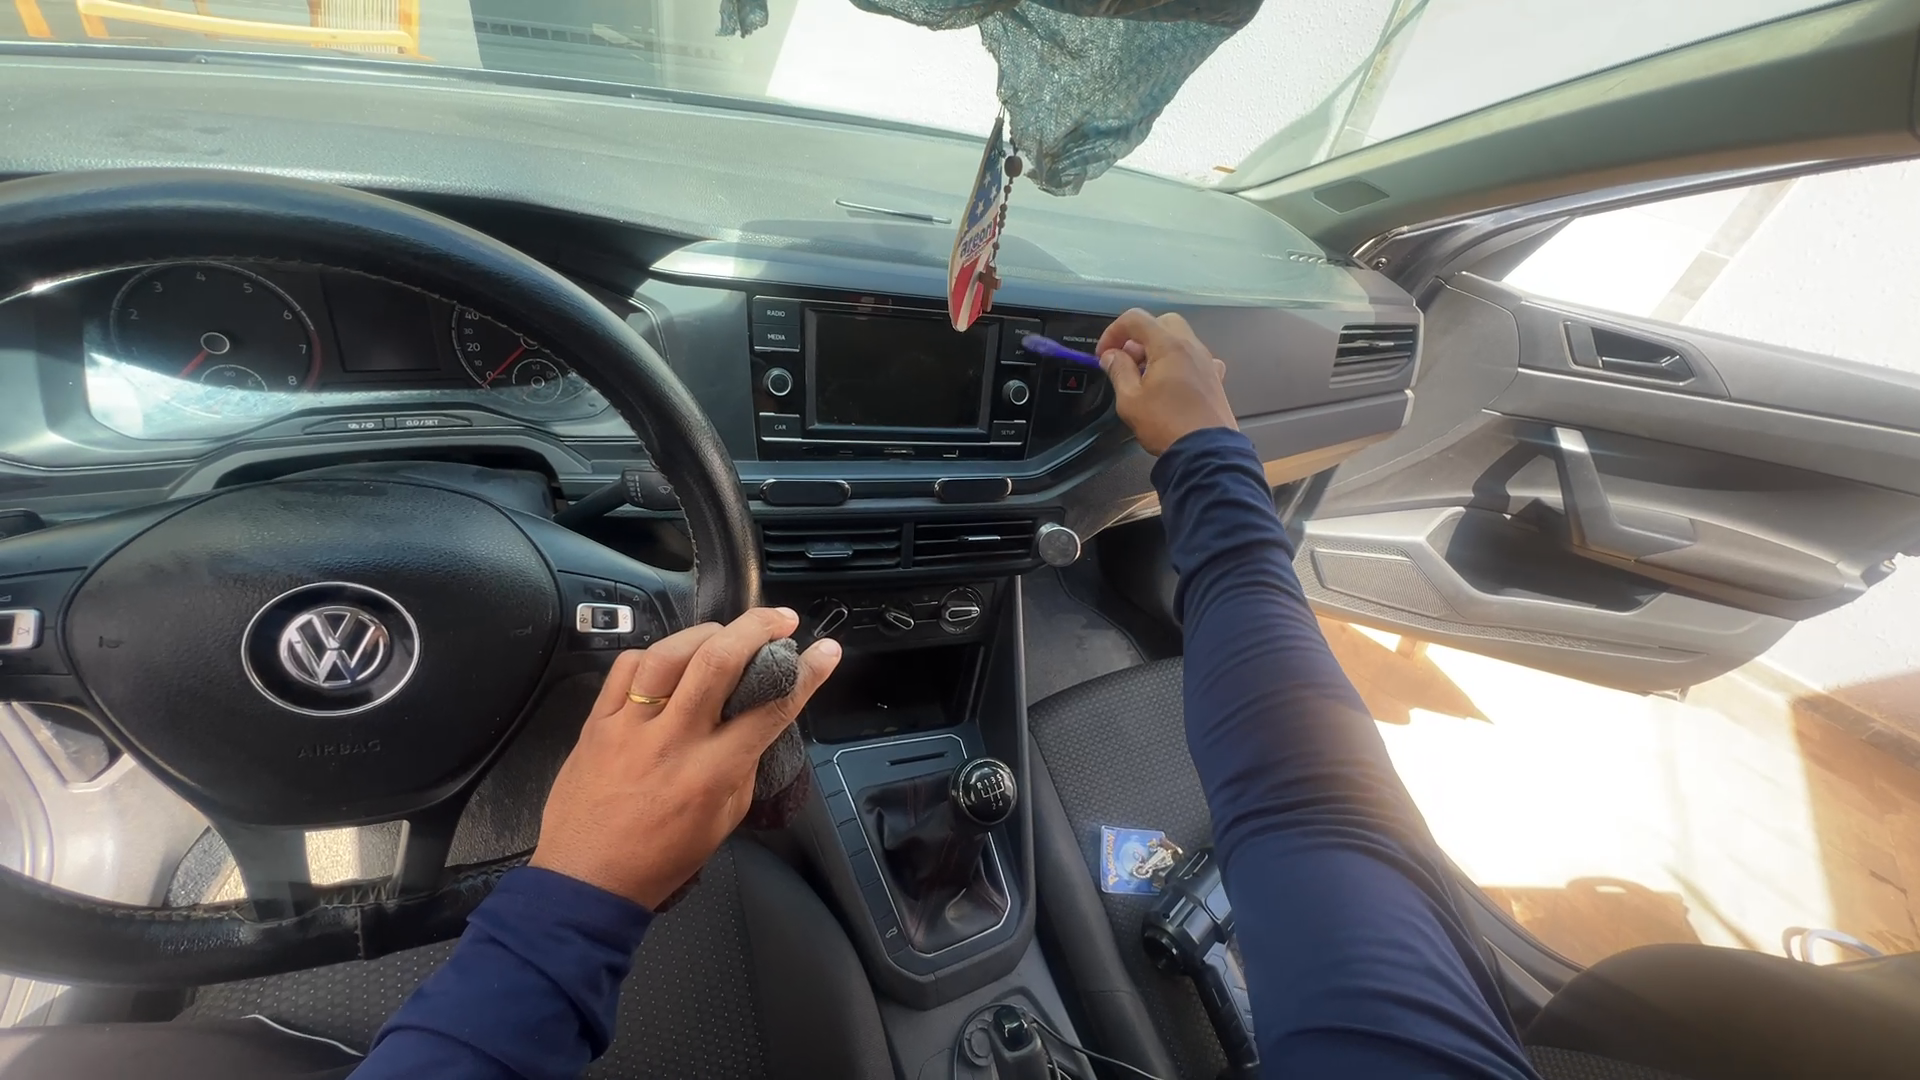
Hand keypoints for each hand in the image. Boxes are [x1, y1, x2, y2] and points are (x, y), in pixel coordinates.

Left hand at [530, 608, 840, 908]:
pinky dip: (657, 653)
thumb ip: (747, 760)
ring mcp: (629, 727)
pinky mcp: (596, 722)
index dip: (807, 674)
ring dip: (708, 632)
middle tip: (781, 619)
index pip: (771, 709)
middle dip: (757, 628)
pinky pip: (627, 667)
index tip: (826, 651)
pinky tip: (674, 657)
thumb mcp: (728, 815)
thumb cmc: (664, 857)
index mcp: (712, 772)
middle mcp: (672, 741)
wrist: (583, 883)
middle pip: (717, 662)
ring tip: (728, 632)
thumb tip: (761, 715)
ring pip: (670, 654)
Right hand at [1095, 308, 1234, 455]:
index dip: (1113, 332)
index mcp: (1168, 346)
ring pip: (1180, 339)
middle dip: (1139, 337)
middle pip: (1162, 323)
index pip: (1136, 319)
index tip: (1104, 354)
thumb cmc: (1165, 424)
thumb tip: (1111, 355)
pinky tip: (1171, 384)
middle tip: (1126, 361)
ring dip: (1158, 350)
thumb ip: (1118, 370)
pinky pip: (1195, 359)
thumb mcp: (1130, 399)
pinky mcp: (1215, 379)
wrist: (1204, 450)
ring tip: (1146, 377)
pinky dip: (1178, 363)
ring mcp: (1207, 361)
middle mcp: (1191, 347)